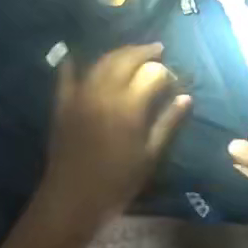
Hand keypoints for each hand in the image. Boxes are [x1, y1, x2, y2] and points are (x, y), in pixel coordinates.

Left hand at [40, 44, 192, 228]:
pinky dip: (72, 63)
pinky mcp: (62, 103)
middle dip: (143, 51)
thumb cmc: (118, 181)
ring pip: (100, 62)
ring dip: (117, 54)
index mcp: (129, 106)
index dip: (166, 74)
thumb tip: (185, 98)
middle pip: (125, 59)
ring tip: (131, 54)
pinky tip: (75, 54)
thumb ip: (168, 123)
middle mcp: (104, 92)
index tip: (173, 82)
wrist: (73, 197)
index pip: (152, 73)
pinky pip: (66, 76)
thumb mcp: (150, 155)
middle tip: (157, 50)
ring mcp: (80, 95)